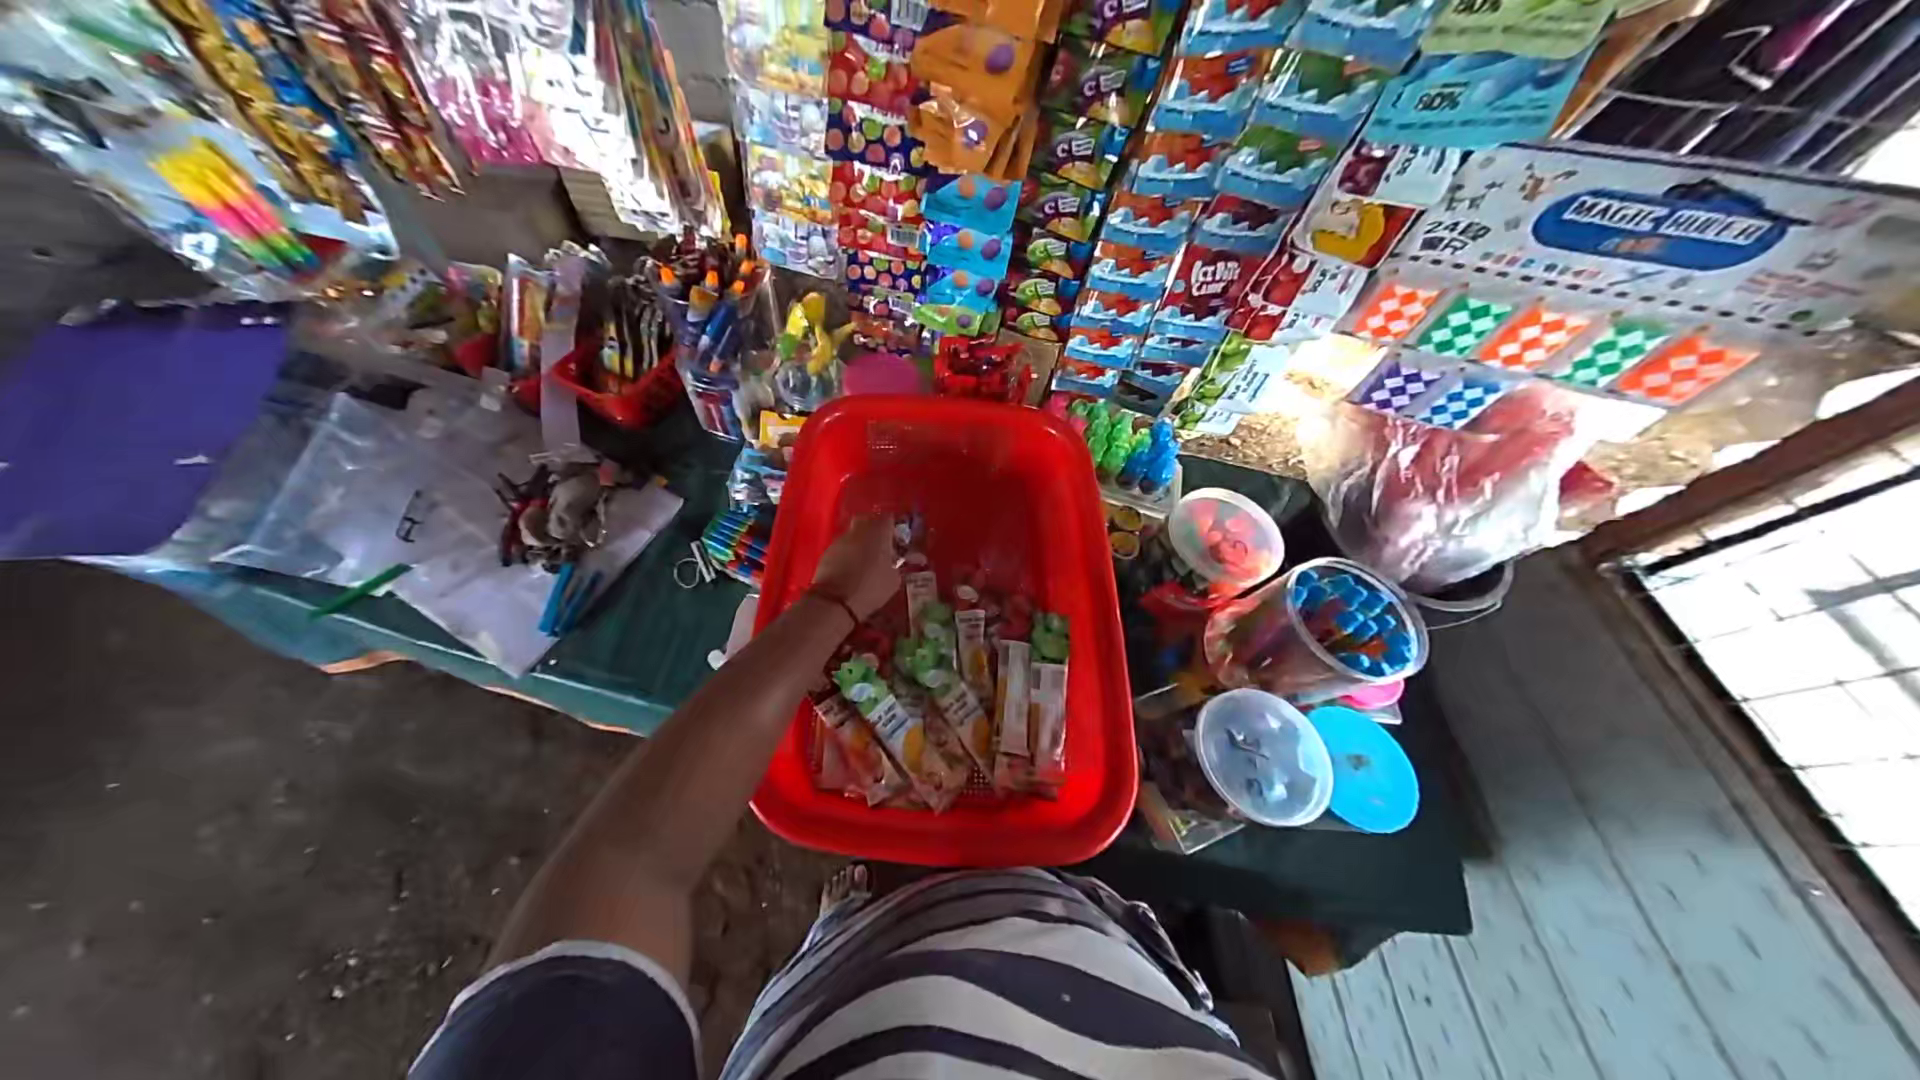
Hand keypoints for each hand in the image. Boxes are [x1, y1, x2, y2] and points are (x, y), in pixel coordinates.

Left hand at [809, 515, 900, 620]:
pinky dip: (847, 554)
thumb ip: (896, 565)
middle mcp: (858, 530)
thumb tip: (894, 563)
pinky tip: (850, 570)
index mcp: (878, 531)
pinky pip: (842, 547)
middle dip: (874, 531)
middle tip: (880, 548)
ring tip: (865, 562)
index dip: (893, 528)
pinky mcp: (827, 551)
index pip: (888, 518)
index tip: (896, 541)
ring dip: (860, 543)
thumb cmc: (871, 587)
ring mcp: (840, 539)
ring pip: (854, 535)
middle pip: (868, 521)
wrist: (835, 601)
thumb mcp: (894, 580)